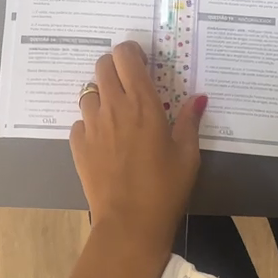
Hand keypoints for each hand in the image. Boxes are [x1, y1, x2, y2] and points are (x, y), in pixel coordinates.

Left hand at [69, 41, 205, 251]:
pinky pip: (80, 121)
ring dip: (101, 95)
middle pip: (103, 64)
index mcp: (143, 102)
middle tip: (128, 84)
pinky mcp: (78, 144)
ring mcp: (92, 124)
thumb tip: (199, 97)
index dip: (131, 52)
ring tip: (115, 114)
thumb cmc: (164, 188)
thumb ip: (189, 120)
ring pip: (88, 91)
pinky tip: (103, 139)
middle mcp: (114, 105)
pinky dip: (90, 123)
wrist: (129, 225)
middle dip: (114, 67)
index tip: (141, 64)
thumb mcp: (187, 154)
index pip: (126, 55)